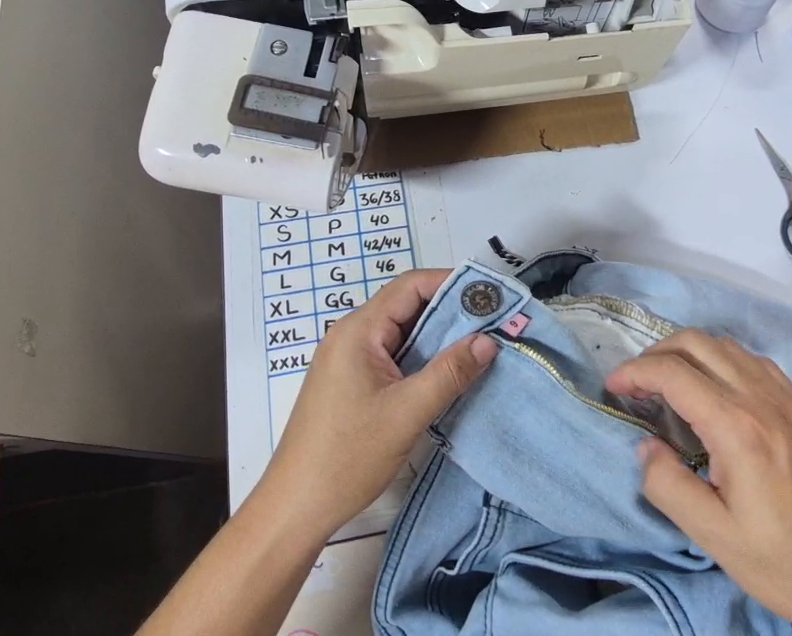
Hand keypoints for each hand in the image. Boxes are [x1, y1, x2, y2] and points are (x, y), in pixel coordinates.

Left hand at [257, 268, 496, 540]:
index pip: (410, 286)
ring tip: (481, 346)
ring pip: (402, 334)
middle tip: (495, 323)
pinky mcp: (352, 383)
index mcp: (358, 331)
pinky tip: (450, 373)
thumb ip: (449, 373)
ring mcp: (350, 361)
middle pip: (407, 306)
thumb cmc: (347, 456)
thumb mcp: (407, 413)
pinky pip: (394, 356)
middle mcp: (351, 336)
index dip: (452, 284)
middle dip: (451, 311)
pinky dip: (423, 359)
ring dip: (439, 337)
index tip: (491, 295)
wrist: (296, 507)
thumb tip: (489, 341)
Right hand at [605, 330, 791, 630]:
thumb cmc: (786, 563)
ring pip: (728, 346)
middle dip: (658, 352)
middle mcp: (763, 400)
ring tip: (669, 383)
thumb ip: (668, 486)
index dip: (635, 372)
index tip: (613, 387)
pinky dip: (723, 361)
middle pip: (699, 343)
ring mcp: (788, 400)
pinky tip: (716, 391)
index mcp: (738, 429)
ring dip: (690, 352)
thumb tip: (646, 447)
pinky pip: (755, 362)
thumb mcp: (715, 538)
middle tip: (636, 382)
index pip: (674, 373)